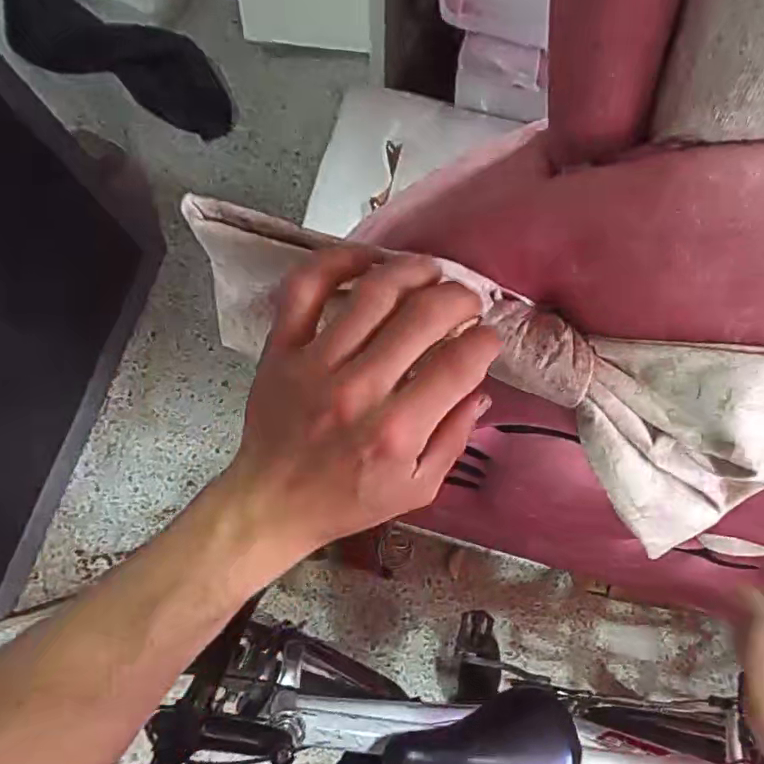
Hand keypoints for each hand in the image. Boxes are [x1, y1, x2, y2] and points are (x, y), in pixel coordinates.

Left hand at [213, 247, 501, 568]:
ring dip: (414, 271)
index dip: (485, 342)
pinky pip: (307, 287)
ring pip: (374, 292)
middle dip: (460, 299)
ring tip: (432, 272)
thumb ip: (453, 440)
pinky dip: (339, 261)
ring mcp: (317, 363)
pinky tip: (370, 260)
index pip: (458, 364)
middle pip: (423, 317)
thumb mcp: (418, 489)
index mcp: (398, 431)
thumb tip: (480, 390)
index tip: (488, 339)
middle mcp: (360, 390)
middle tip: (469, 302)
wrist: (274, 503)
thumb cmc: (350, 500)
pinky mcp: (282, 349)